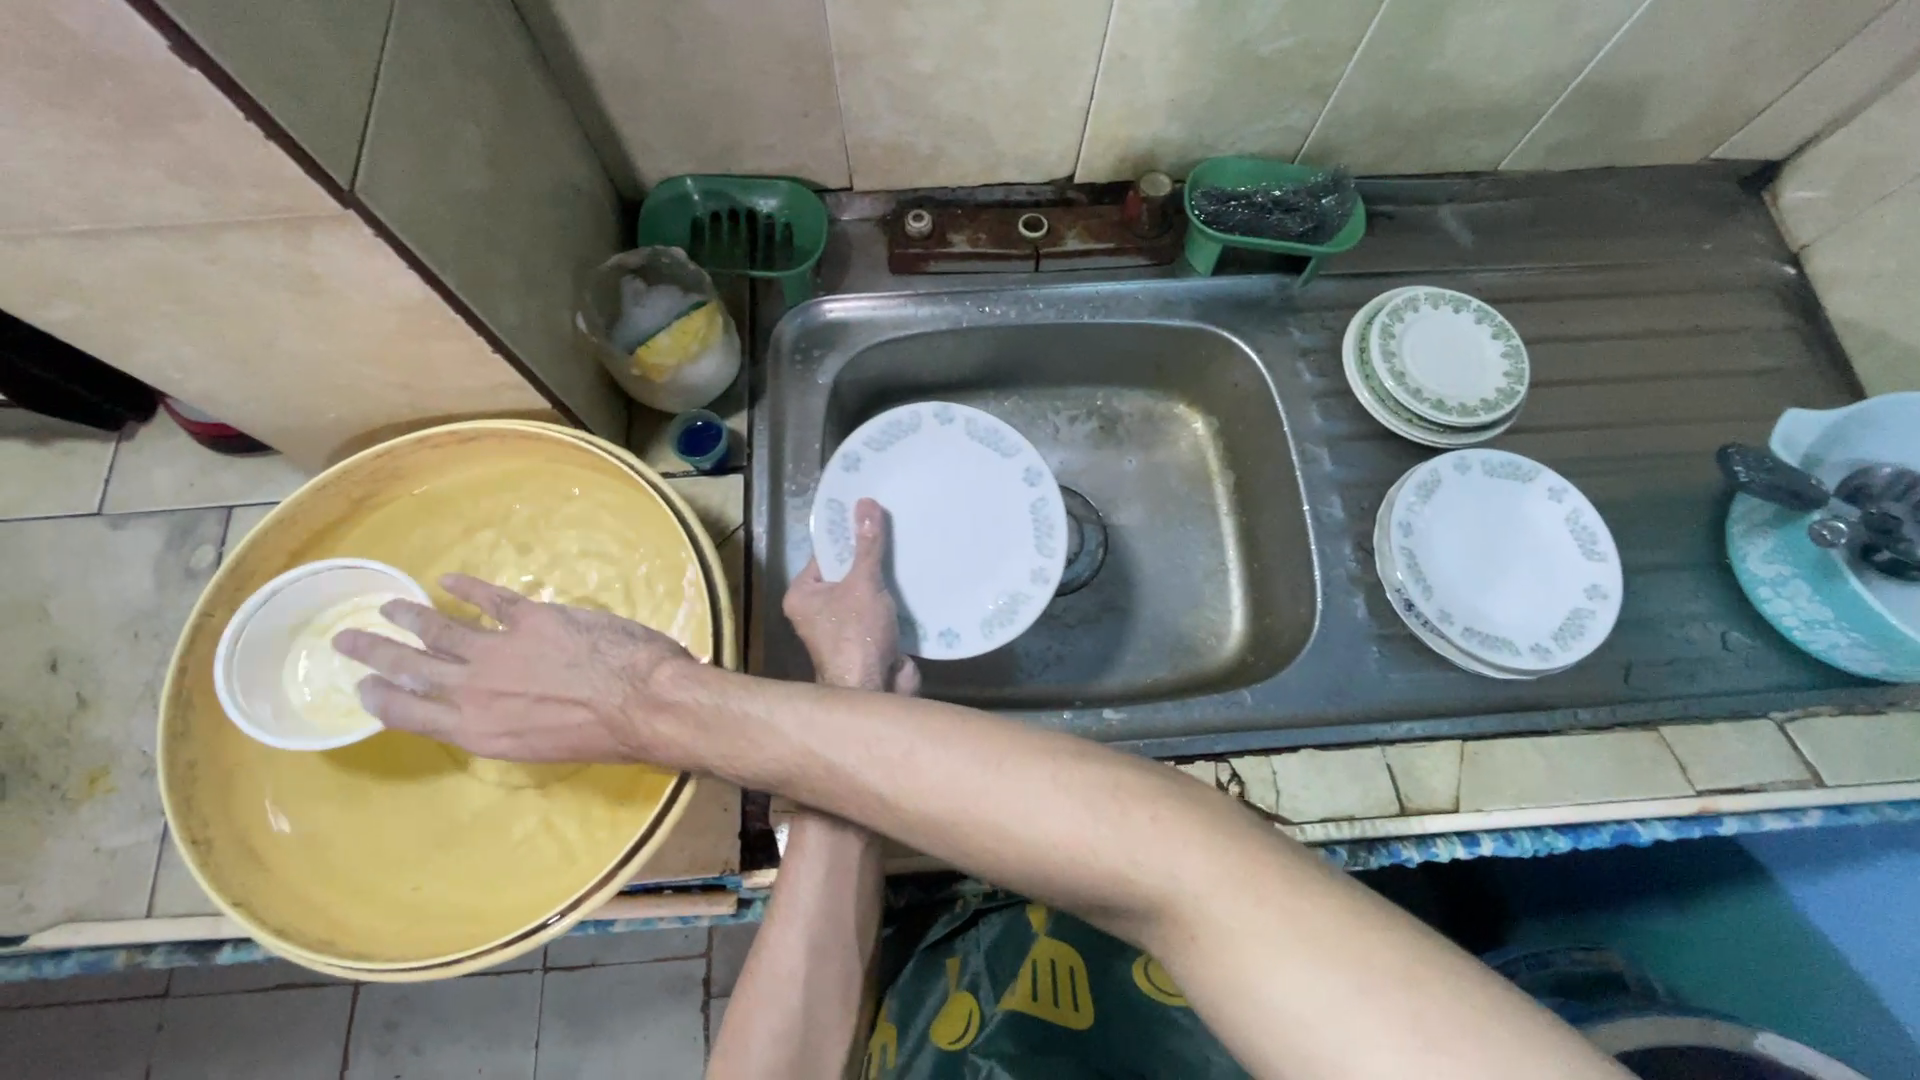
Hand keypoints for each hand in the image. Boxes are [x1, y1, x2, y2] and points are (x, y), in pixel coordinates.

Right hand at [332, 573, 697, 763]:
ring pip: (439, 628)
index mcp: (477, 730)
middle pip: (411, 668)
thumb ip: (510, 726)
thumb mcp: (542, 748)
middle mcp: (475, 691)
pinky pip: (489, 599)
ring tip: (388, 607)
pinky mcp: (531, 618)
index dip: (381, 699)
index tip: (364, 686)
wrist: (641, 702)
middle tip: (346, 639)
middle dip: (375, 652)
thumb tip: (504, 710)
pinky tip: (450, 580)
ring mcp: (499, 650)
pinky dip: (467, 587)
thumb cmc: (606, 738)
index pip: (410, 714)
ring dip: (409, 616)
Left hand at [784, 497, 919, 692]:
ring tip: (912, 548)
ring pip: (869, 592)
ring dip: (889, 579)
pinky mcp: (871, 639)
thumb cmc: (856, 634)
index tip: (872, 514)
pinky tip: (920, 578)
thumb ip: (867, 544)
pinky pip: (884, 610)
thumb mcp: (863, 582)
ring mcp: (846, 627)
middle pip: (848, 572)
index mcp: (803, 595)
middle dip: (872, 557)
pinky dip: (900, 599)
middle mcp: (819, 611)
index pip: (825, 554)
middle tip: (898, 528)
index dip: (847, 535)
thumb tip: (865, 502)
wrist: (877, 690)